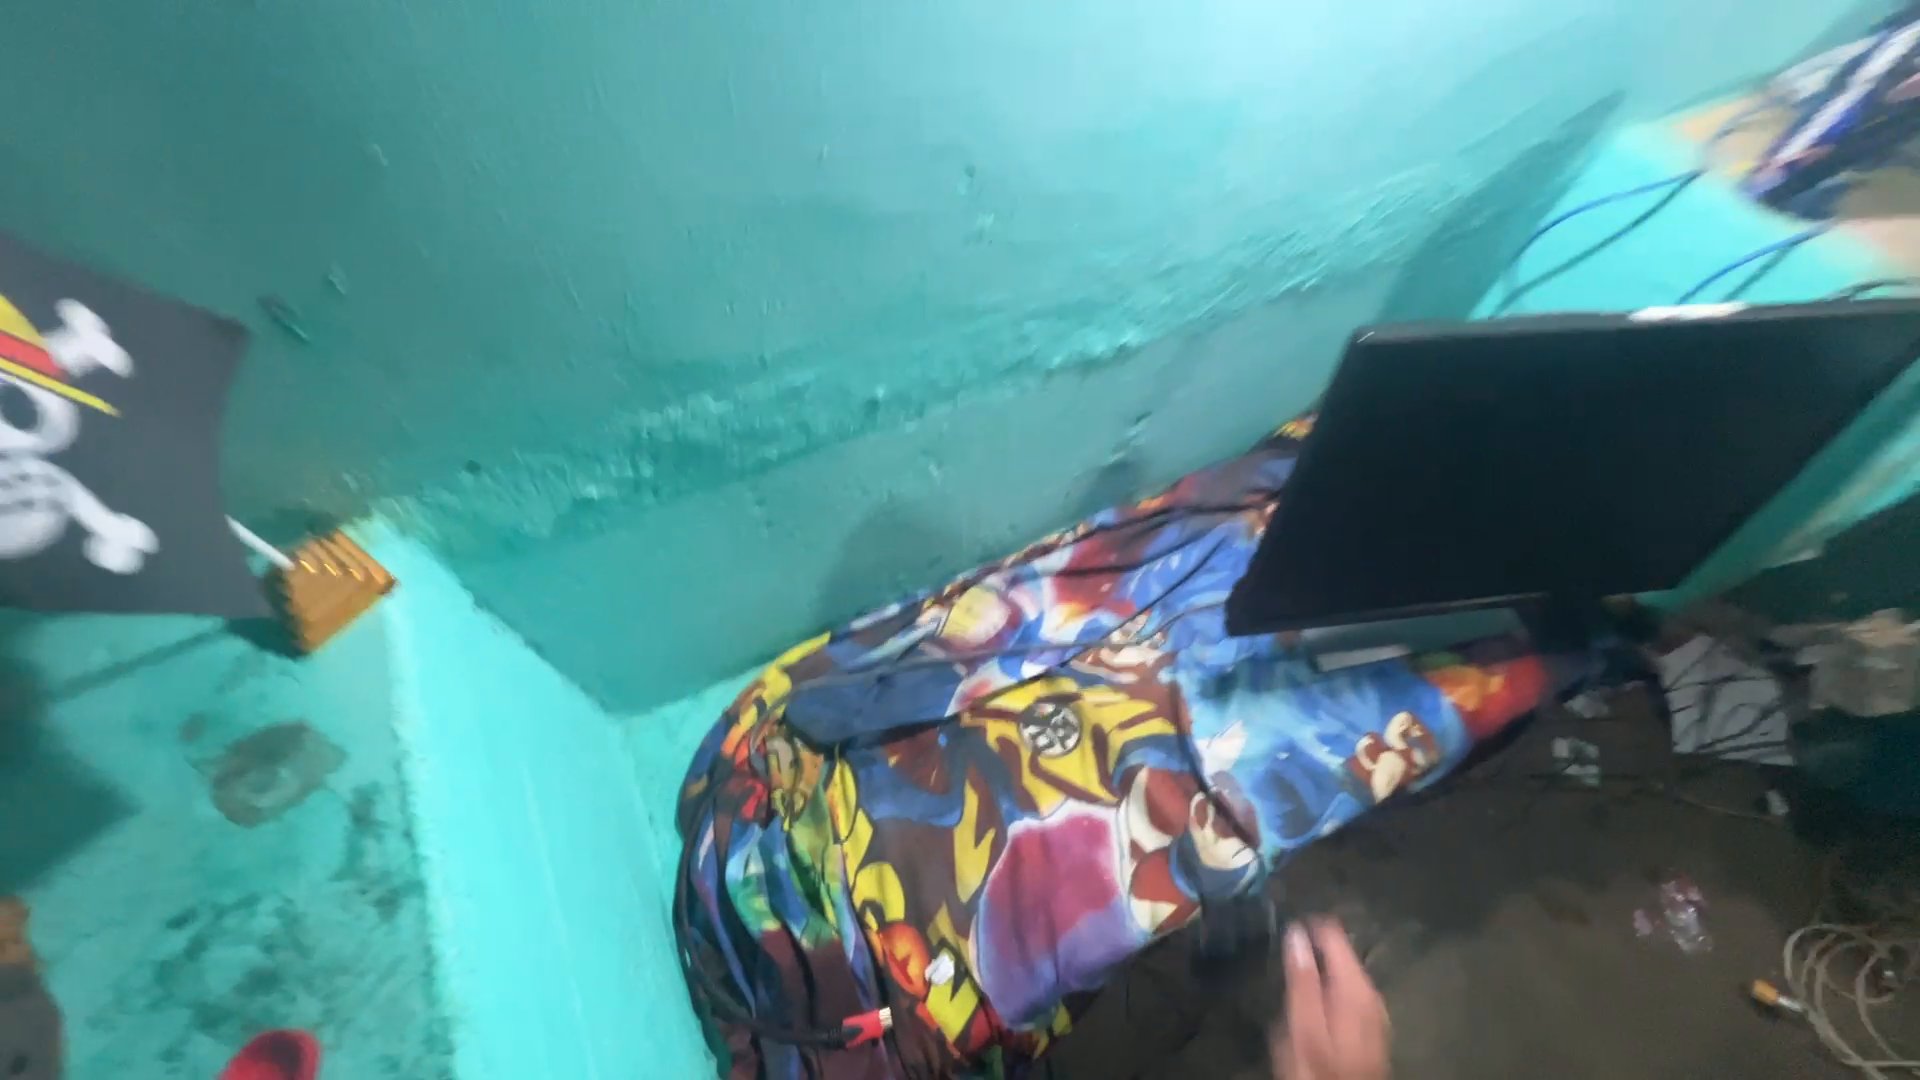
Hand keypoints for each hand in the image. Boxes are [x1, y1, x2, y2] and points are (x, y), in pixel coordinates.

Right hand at [1271, 918, 1389, 1079]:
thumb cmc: (1320, 1068)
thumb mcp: (1303, 1025)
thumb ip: (1301, 977)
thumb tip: (1296, 931)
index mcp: (1356, 986)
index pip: (1333, 932)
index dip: (1306, 925)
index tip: (1284, 928)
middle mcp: (1371, 991)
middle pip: (1339, 950)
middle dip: (1311, 948)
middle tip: (1283, 958)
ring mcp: (1373, 1009)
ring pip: (1341, 969)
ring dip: (1318, 967)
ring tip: (1292, 977)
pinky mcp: (1370, 1023)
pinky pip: (1347, 987)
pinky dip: (1328, 983)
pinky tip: (1313, 998)